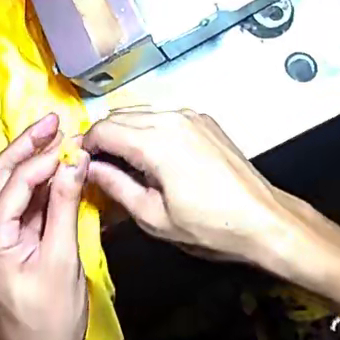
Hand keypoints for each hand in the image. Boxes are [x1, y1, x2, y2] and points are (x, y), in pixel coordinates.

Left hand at [0, 113, 89, 339]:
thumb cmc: (48, 323)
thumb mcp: (62, 261)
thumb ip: (65, 206)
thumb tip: (74, 159)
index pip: (17, 181)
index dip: (45, 157)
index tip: (74, 140)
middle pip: (2, 174)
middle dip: (27, 145)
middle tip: (55, 120)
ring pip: (9, 186)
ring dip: (32, 160)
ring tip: (58, 136)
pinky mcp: (8, 247)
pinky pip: (21, 205)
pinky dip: (38, 184)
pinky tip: (57, 170)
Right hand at [82, 109, 309, 271]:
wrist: (263, 219)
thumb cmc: (209, 226)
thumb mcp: (154, 217)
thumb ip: (116, 187)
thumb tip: (88, 169)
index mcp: (156, 140)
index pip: (104, 129)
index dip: (85, 145)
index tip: (76, 163)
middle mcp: (172, 117)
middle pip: (121, 116)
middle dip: (103, 137)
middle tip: (94, 166)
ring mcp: (190, 115)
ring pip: (142, 113)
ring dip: (125, 131)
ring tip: (120, 163)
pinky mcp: (203, 120)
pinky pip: (164, 116)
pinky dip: (148, 129)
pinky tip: (150, 156)